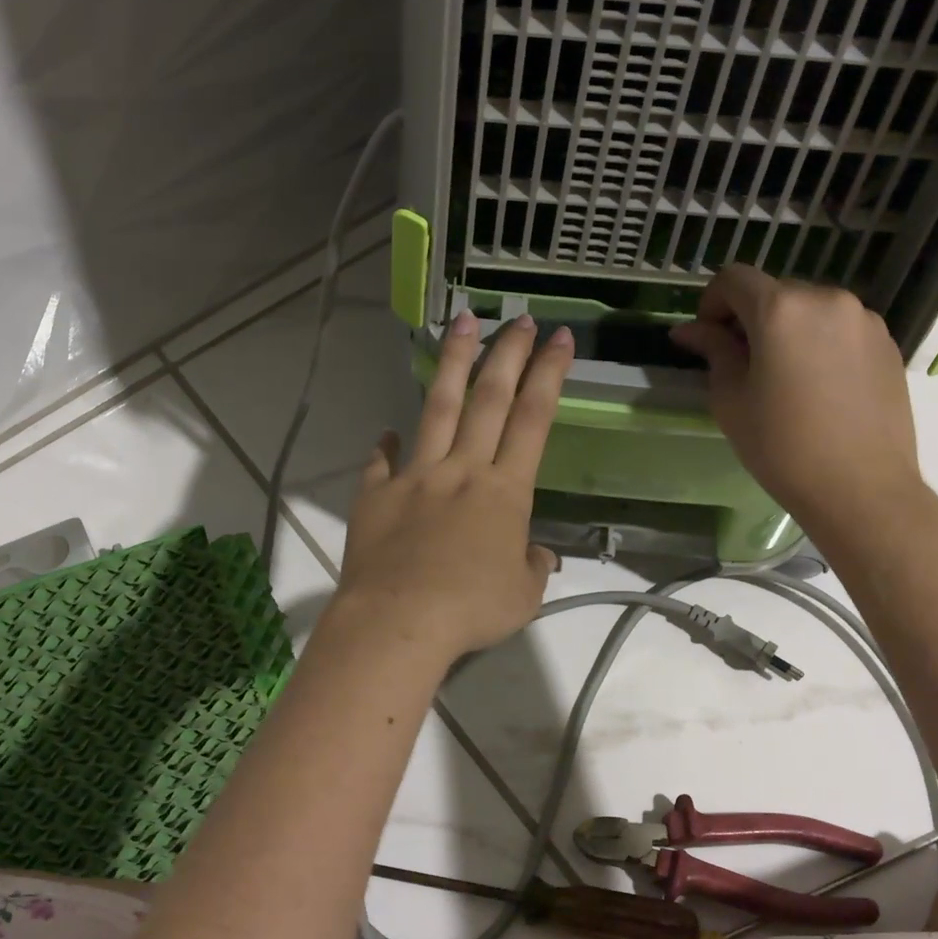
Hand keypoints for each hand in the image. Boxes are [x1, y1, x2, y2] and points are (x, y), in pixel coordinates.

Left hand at [331, 310, 573, 662]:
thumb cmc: (469, 610)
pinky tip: (387, 432)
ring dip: (453, 363)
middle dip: (508, 354)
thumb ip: (532, 567)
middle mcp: (462, 470)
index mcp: (505, 491)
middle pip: (489, 399)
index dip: (549, 374)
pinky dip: (386, 445)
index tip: (560, 337)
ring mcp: (416, 476)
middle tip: (520, 318)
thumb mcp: (522, 597)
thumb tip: (536, 553)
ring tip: (461, 323)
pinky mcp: (377, 493)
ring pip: (439, 408)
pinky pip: (382, 462)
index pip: (534, 419)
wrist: (398, 620)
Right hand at [671, 265, 921, 525]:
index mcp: (780, 309)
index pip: (733, 279)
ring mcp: (864, 319)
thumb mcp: (730, 399)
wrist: (861, 489)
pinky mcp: (887, 343)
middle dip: (750, 317)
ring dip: (787, 329)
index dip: (711, 302)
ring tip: (782, 376)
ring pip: (809, 309)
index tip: (708, 338)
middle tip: (740, 362)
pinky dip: (819, 342)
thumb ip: (713, 352)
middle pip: (774, 291)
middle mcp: (826, 300)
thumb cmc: (782, 446)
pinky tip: (816, 387)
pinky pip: (840, 328)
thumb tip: (690, 331)